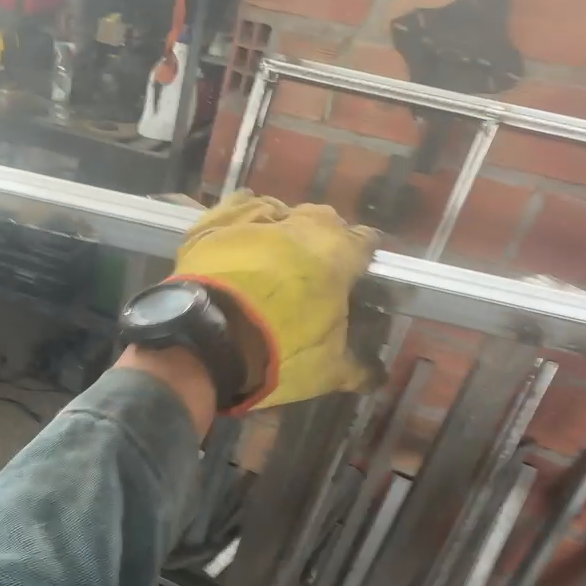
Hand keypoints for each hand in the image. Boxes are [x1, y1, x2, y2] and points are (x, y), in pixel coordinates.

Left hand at [171, 191, 375, 411]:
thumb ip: (356, 366)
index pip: (365, 244)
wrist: (208, 339)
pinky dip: (240, 221)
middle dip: (319, 243)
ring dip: (278, 230)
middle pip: (321, 222)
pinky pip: (236, 209)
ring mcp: (256, 216)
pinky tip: (235, 237)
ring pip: (278, 212)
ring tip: (267, 260)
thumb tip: (377, 375)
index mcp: (339, 252)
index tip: (353, 278)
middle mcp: (302, 223)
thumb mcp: (326, 369)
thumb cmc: (278, 351)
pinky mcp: (215, 221)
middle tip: (307, 274)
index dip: (359, 261)